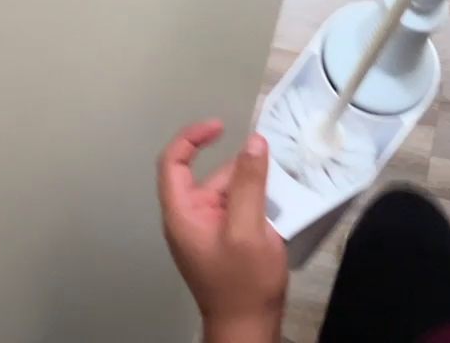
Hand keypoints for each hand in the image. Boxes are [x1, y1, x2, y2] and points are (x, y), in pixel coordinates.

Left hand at [156, 120, 287, 339]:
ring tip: (275, 207)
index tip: (221, 127)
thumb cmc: (242, 286)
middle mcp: (192, 217)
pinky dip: (260, 201)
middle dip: (244, 173)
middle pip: (214, 174)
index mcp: (184, 214)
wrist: (249, 328)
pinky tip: (275, 214)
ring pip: (233, 188)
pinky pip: (242, 204)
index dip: (191, 138)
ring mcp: (210, 228)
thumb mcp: (248, 229)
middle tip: (271, 184)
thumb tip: (254, 143)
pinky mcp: (227, 236)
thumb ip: (249, 183)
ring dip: (256, 189)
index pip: (173, 163)